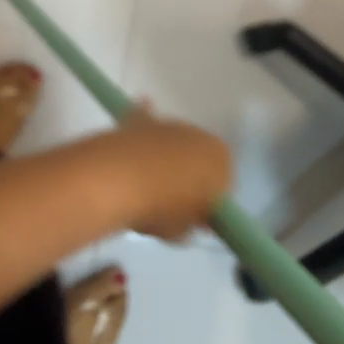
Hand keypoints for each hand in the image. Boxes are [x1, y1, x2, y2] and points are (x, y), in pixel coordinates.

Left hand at [103, 105, 231, 240]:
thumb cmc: (161, 208)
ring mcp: (169, 124)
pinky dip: (145, 116)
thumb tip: (184, 222)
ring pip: (173, 143)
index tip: (195, 219)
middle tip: (170, 204)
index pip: (224, 184)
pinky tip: (142, 113)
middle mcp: (199, 135)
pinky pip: (146, 118)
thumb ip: (188, 224)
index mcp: (221, 160)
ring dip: (166, 157)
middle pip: (198, 160)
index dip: (210, 204)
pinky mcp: (140, 119)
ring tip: (147, 182)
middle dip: (189, 177)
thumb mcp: (181, 230)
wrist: (119, 179)